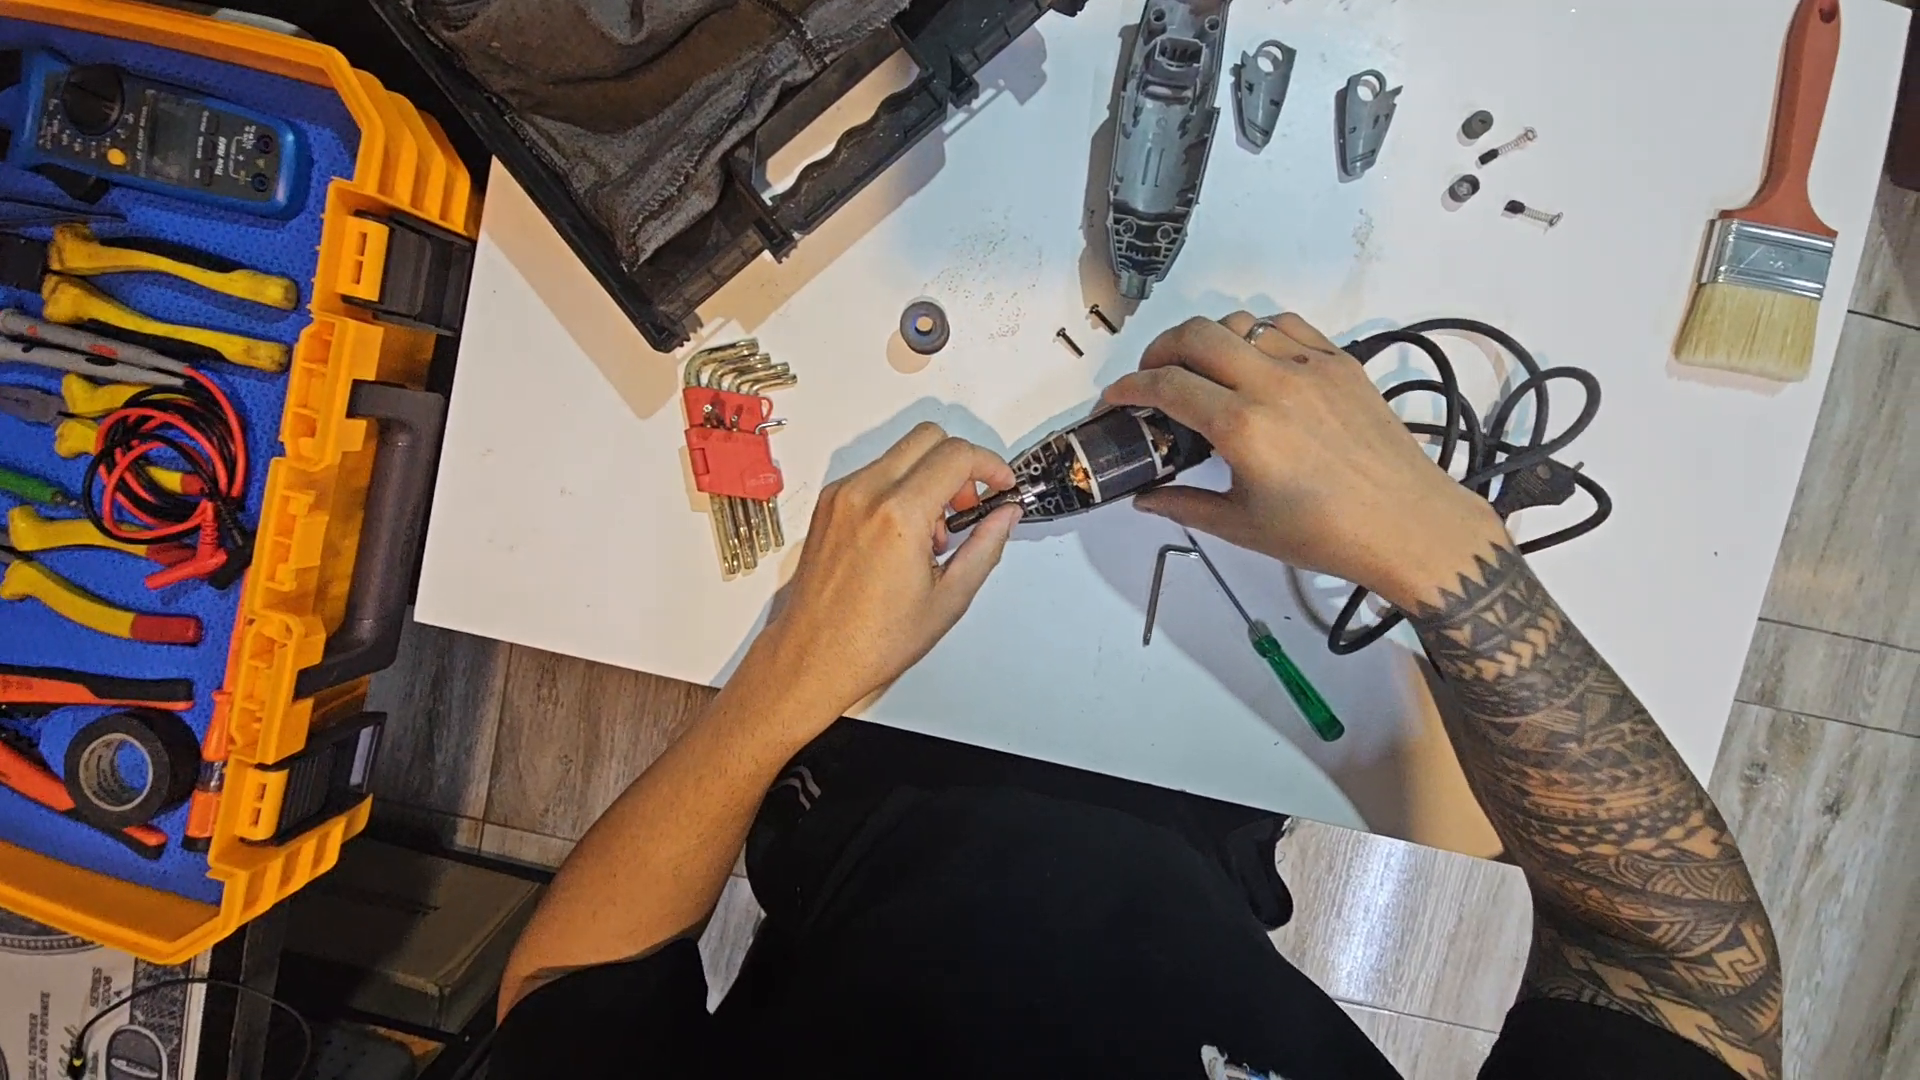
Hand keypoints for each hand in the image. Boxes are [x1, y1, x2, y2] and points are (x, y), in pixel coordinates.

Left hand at [744, 423, 1020, 717]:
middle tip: (970, 505)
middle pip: (928, 437)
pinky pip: (875, 473)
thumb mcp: (948, 599)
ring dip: (929, 476)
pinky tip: (906, 535)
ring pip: (901, 453)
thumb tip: (1004, 515)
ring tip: (933, 533)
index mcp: (898, 516)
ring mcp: (841, 496)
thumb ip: (984, 546)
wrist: (813, 658)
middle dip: (960, 463)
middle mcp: (864, 494)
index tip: (1001, 485)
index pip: (956, 455)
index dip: (990, 466)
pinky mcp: (827, 505)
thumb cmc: (870, 642)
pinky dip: (900, 488)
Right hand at [1101, 312, 1508, 609]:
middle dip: (1158, 350)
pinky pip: (1286, 326)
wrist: (1408, 525)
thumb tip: (1143, 498)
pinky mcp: (1341, 362)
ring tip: (1200, 370)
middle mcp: (1272, 384)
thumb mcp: (1240, 526)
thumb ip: (1182, 506)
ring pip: (1240, 322)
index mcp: (1242, 427)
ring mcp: (1311, 366)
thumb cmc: (1320, 534)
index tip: (1113, 398)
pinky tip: (1252, 362)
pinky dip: (1255, 334)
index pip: (1166, 385)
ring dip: (1207, 339)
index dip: (1128, 387)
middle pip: (1196, 335)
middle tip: (1151, 377)